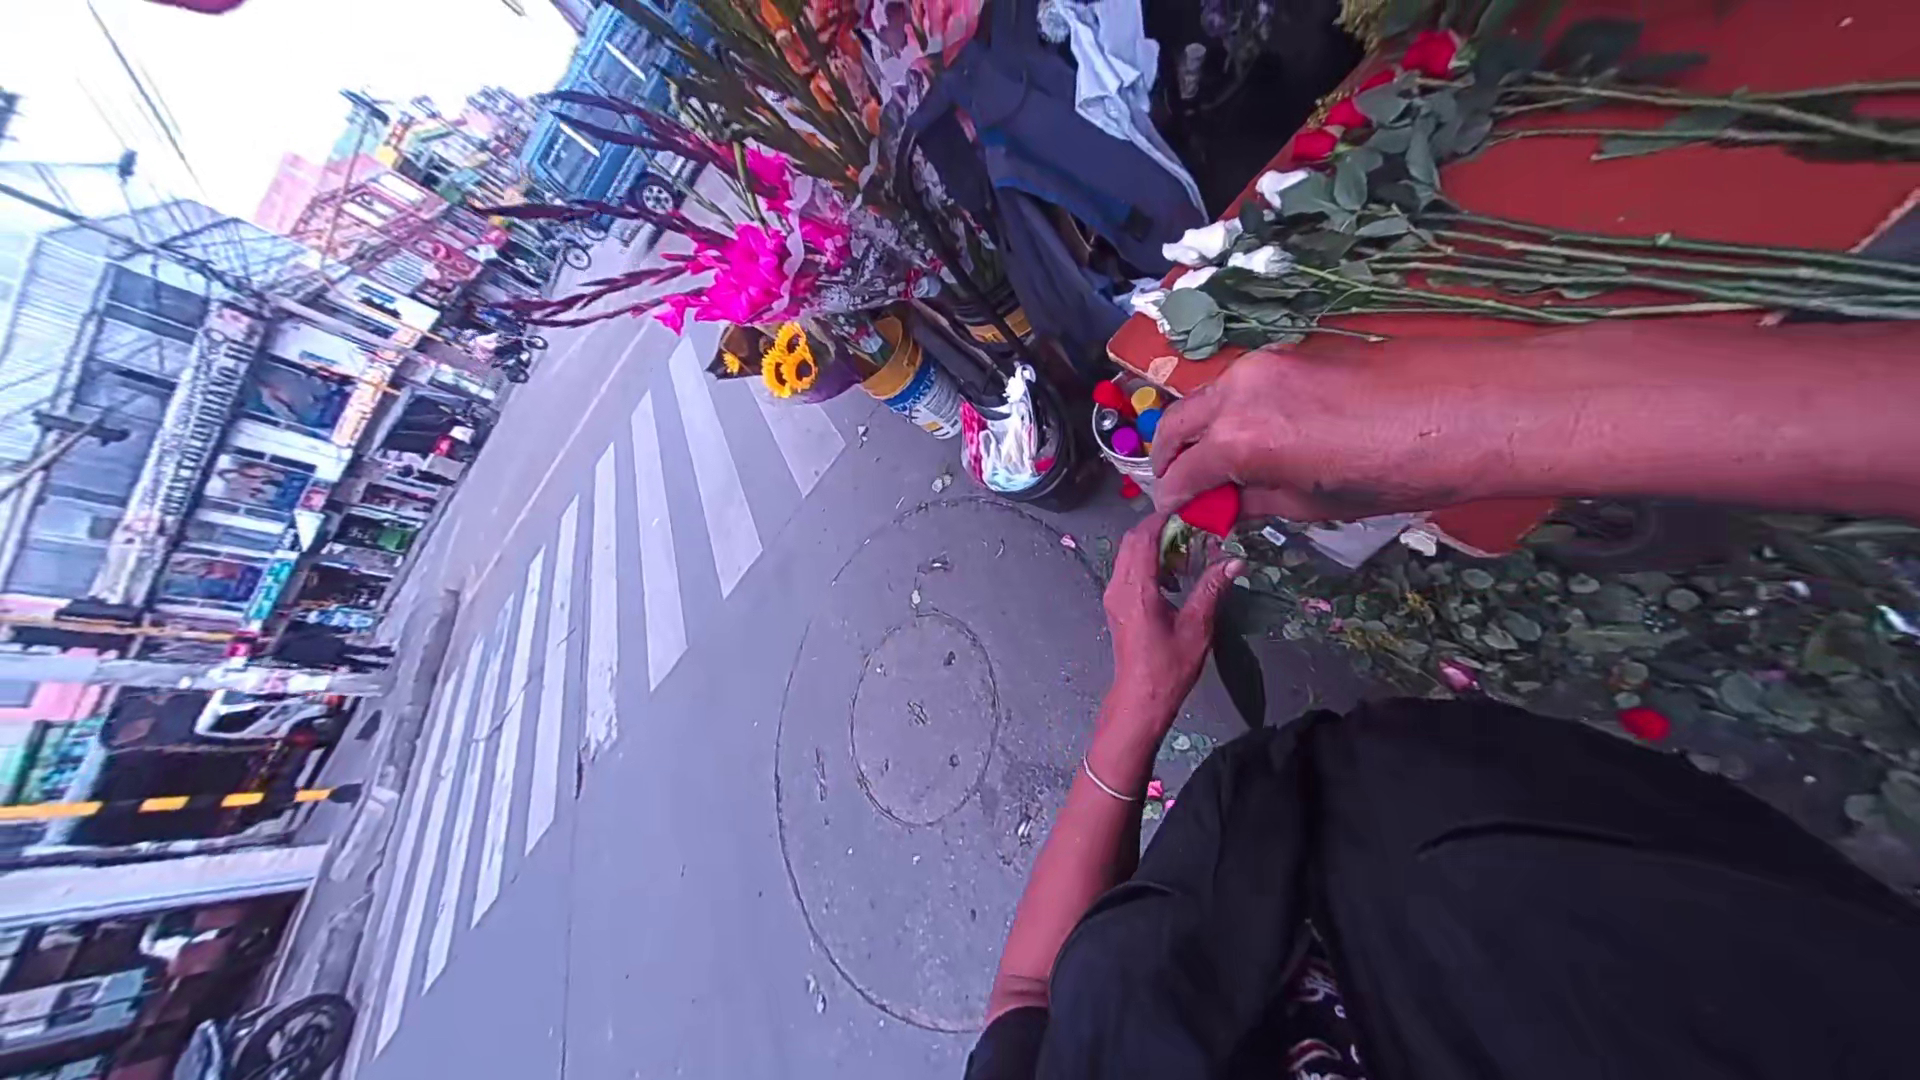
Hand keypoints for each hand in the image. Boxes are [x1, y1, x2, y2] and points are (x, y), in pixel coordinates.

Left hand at [1102, 511, 1241, 727]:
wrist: (1140, 696)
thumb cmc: (1168, 666)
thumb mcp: (1197, 626)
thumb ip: (1211, 589)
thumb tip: (1234, 561)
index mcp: (1136, 589)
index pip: (1143, 538)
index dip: (1163, 519)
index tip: (1187, 510)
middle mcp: (1118, 587)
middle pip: (1131, 541)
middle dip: (1159, 529)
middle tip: (1191, 528)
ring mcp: (1113, 595)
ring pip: (1127, 554)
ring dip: (1153, 545)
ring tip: (1186, 552)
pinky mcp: (1115, 604)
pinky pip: (1127, 570)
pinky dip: (1147, 561)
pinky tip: (1172, 575)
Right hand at [1147, 345, 1488, 521]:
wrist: (1479, 407)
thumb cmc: (1399, 472)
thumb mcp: (1315, 503)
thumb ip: (1253, 502)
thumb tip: (1223, 507)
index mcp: (1241, 440)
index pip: (1182, 476)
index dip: (1172, 502)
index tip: (1173, 514)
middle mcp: (1237, 394)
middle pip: (1175, 427)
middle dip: (1167, 461)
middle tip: (1179, 487)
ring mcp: (1261, 365)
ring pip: (1201, 402)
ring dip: (1195, 434)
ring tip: (1214, 463)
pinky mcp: (1286, 352)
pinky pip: (1235, 387)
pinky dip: (1226, 413)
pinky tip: (1251, 434)